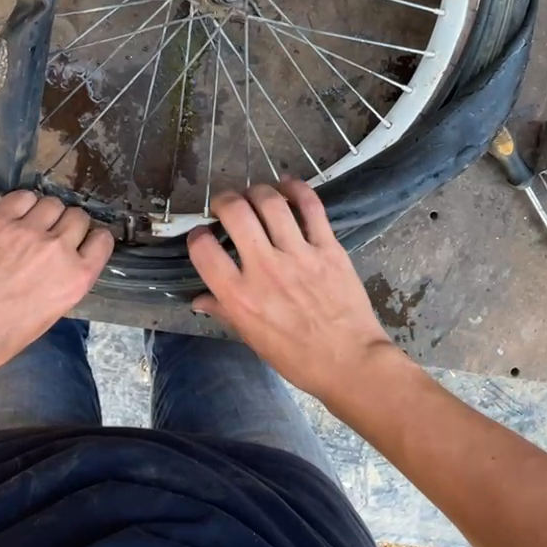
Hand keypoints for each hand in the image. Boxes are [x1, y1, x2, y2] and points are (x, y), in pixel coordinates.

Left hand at [0, 190, 111, 377]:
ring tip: (29, 223)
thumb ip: (59, 285)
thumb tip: (57, 269)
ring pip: (51, 203)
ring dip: (45, 212)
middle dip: (67, 223)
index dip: (92, 238)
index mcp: (76, 279)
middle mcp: (58, 249)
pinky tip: (12, 215)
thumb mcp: (43, 318)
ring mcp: (27, 231)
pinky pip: (21, 197)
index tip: (82, 240)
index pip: (102, 241)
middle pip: (77, 217)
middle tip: (50, 234)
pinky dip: (21, 203)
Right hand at [187, 179, 399, 402]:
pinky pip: (311, 207)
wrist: (350, 362)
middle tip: (225, 205)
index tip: (202, 234)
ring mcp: (298, 255)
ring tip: (254, 195)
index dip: (197, 236)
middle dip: (223, 200)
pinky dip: (297, 189)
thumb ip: (224, 311)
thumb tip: (198, 299)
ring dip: (257, 191)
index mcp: (240, 297)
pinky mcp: (328, 247)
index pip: (203, 249)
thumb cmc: (297, 357)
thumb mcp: (252, 339)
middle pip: (236, 212)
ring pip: (271, 202)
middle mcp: (265, 269)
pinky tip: (287, 184)